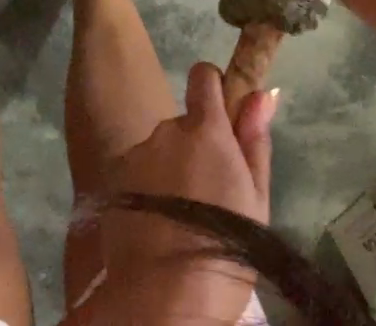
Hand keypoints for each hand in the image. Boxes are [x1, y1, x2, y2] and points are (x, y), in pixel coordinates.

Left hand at [98, 64, 277, 320]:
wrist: (166, 299)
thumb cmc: (225, 250)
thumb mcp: (255, 198)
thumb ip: (255, 140)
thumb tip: (263, 93)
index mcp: (206, 130)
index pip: (204, 76)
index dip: (214, 88)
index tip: (222, 113)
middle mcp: (167, 131)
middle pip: (183, 123)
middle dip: (194, 145)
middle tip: (207, 192)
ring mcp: (136, 154)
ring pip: (158, 149)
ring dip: (169, 168)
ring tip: (180, 216)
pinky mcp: (113, 179)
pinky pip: (136, 171)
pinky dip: (146, 188)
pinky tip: (156, 223)